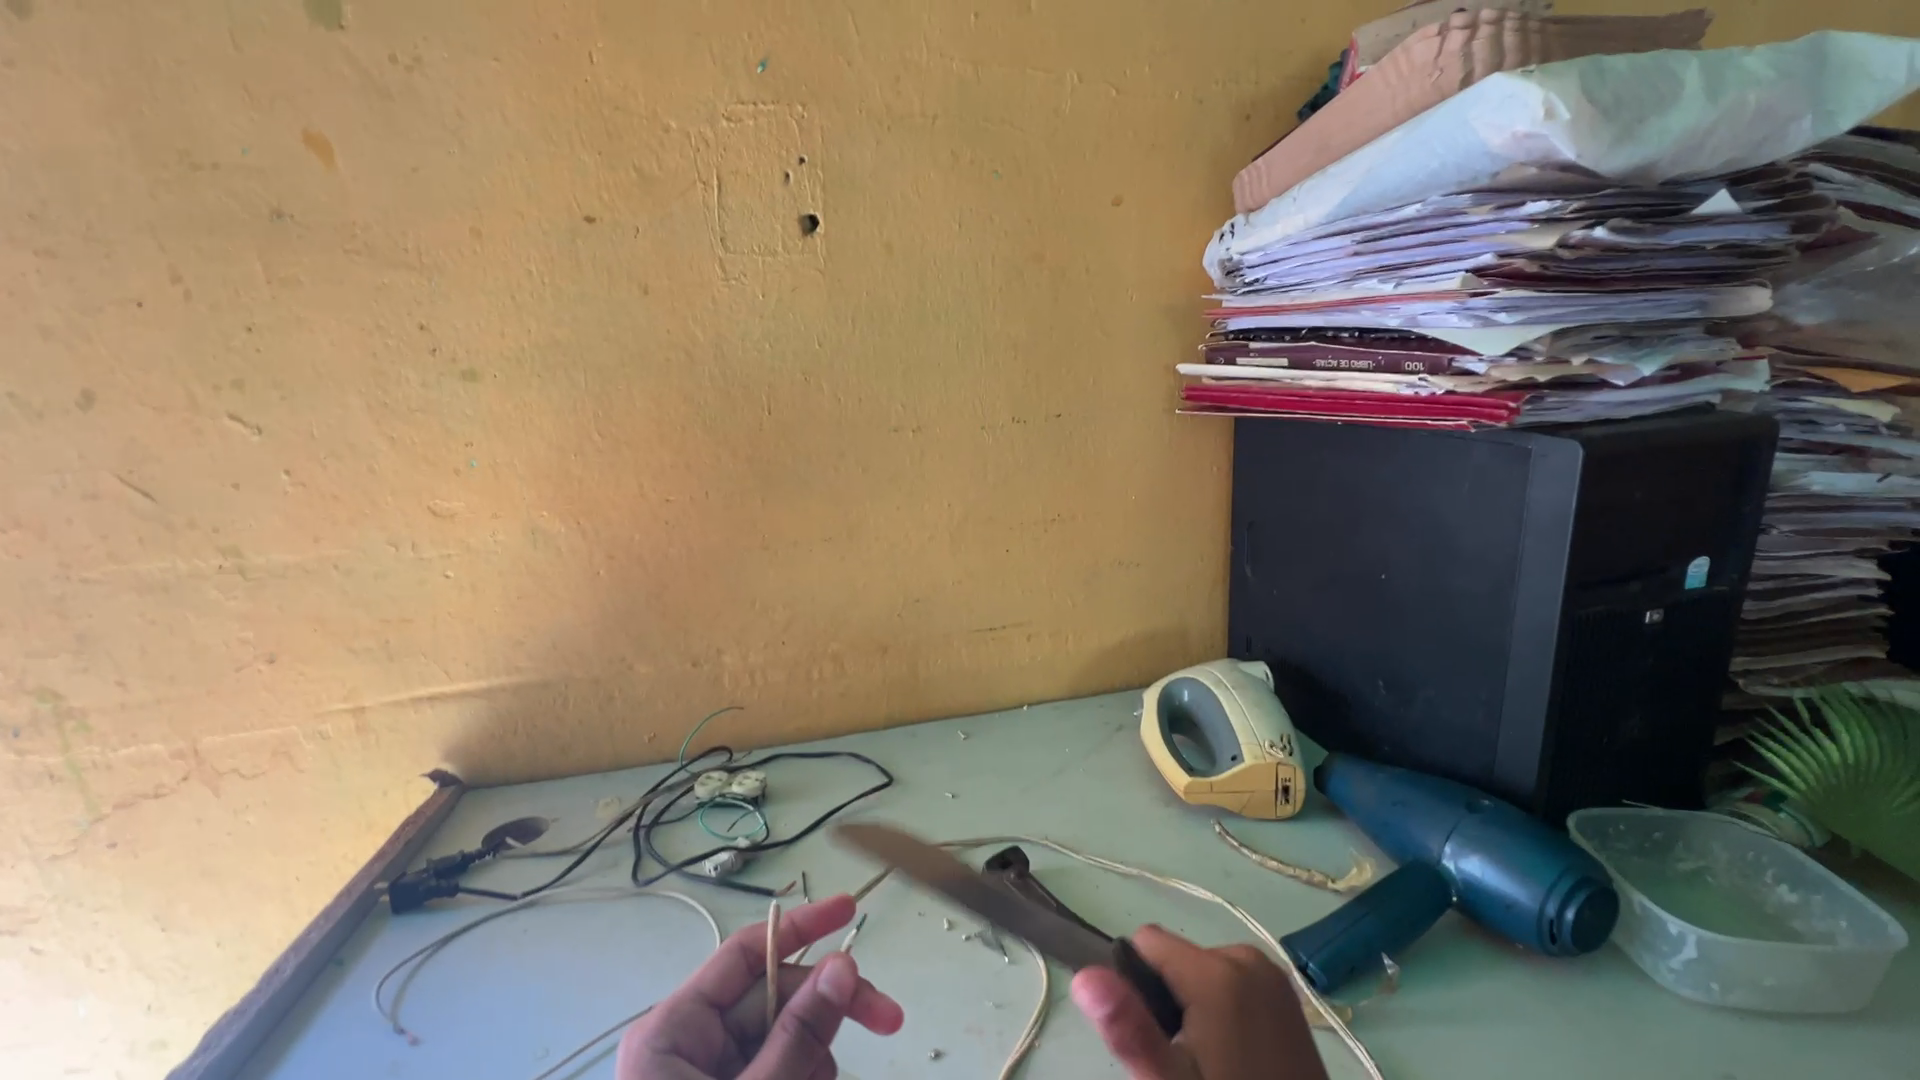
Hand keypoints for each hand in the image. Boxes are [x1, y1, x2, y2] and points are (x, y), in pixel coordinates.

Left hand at [617, 894, 904, 1079]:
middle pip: (776, 998)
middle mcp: (691, 1045)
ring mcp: (712, 1077)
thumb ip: (798, 1035)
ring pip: (788, 1040)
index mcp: (674, 1029)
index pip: (745, 953)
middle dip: (829, 1013)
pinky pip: (784, 1073)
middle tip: (891, 1021)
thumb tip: (843, 964)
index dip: (800, 927)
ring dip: (818, 1063)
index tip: (852, 910)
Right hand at [1070, 925, 1328, 1079]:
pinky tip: (1237, 1055)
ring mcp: (1272, 973)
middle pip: (1174, 958)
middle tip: (1186, 1060)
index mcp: (1216, 970)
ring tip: (1213, 1061)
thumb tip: (1084, 975)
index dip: (1136, 987)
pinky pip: (1231, 981)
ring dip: (1195, 1006)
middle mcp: (1246, 955)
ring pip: (1201, 970)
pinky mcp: (1286, 993)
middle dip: (1168, 1000)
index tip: (1158, 1035)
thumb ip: (1130, 1027)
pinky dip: (1224, 1009)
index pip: (1144, 942)